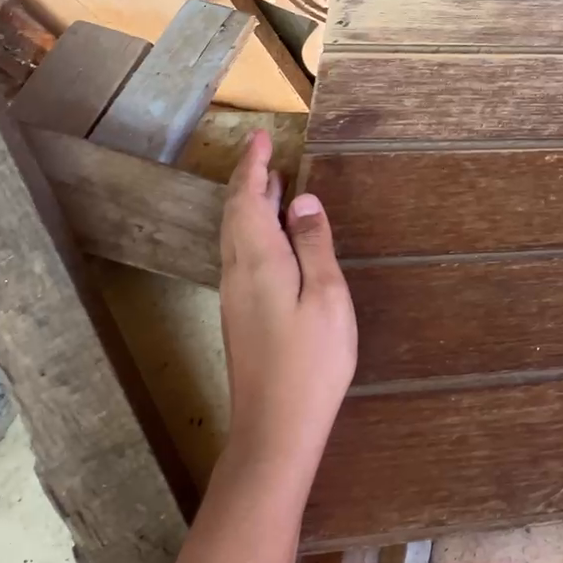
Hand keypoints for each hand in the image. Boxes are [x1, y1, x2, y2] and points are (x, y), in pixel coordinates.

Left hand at [217, 129, 357, 465]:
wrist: (276, 426)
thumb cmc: (312, 359)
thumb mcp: (326, 295)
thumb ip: (314, 244)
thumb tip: (303, 199)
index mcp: (258, 262)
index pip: (247, 201)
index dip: (253, 167)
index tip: (260, 136)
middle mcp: (238, 273)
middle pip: (235, 215)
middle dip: (248, 179)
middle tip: (264, 150)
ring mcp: (237, 296)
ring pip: (235, 235)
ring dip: (249, 202)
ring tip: (269, 181)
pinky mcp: (243, 313)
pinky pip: (241, 252)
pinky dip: (252, 226)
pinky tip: (271, 232)